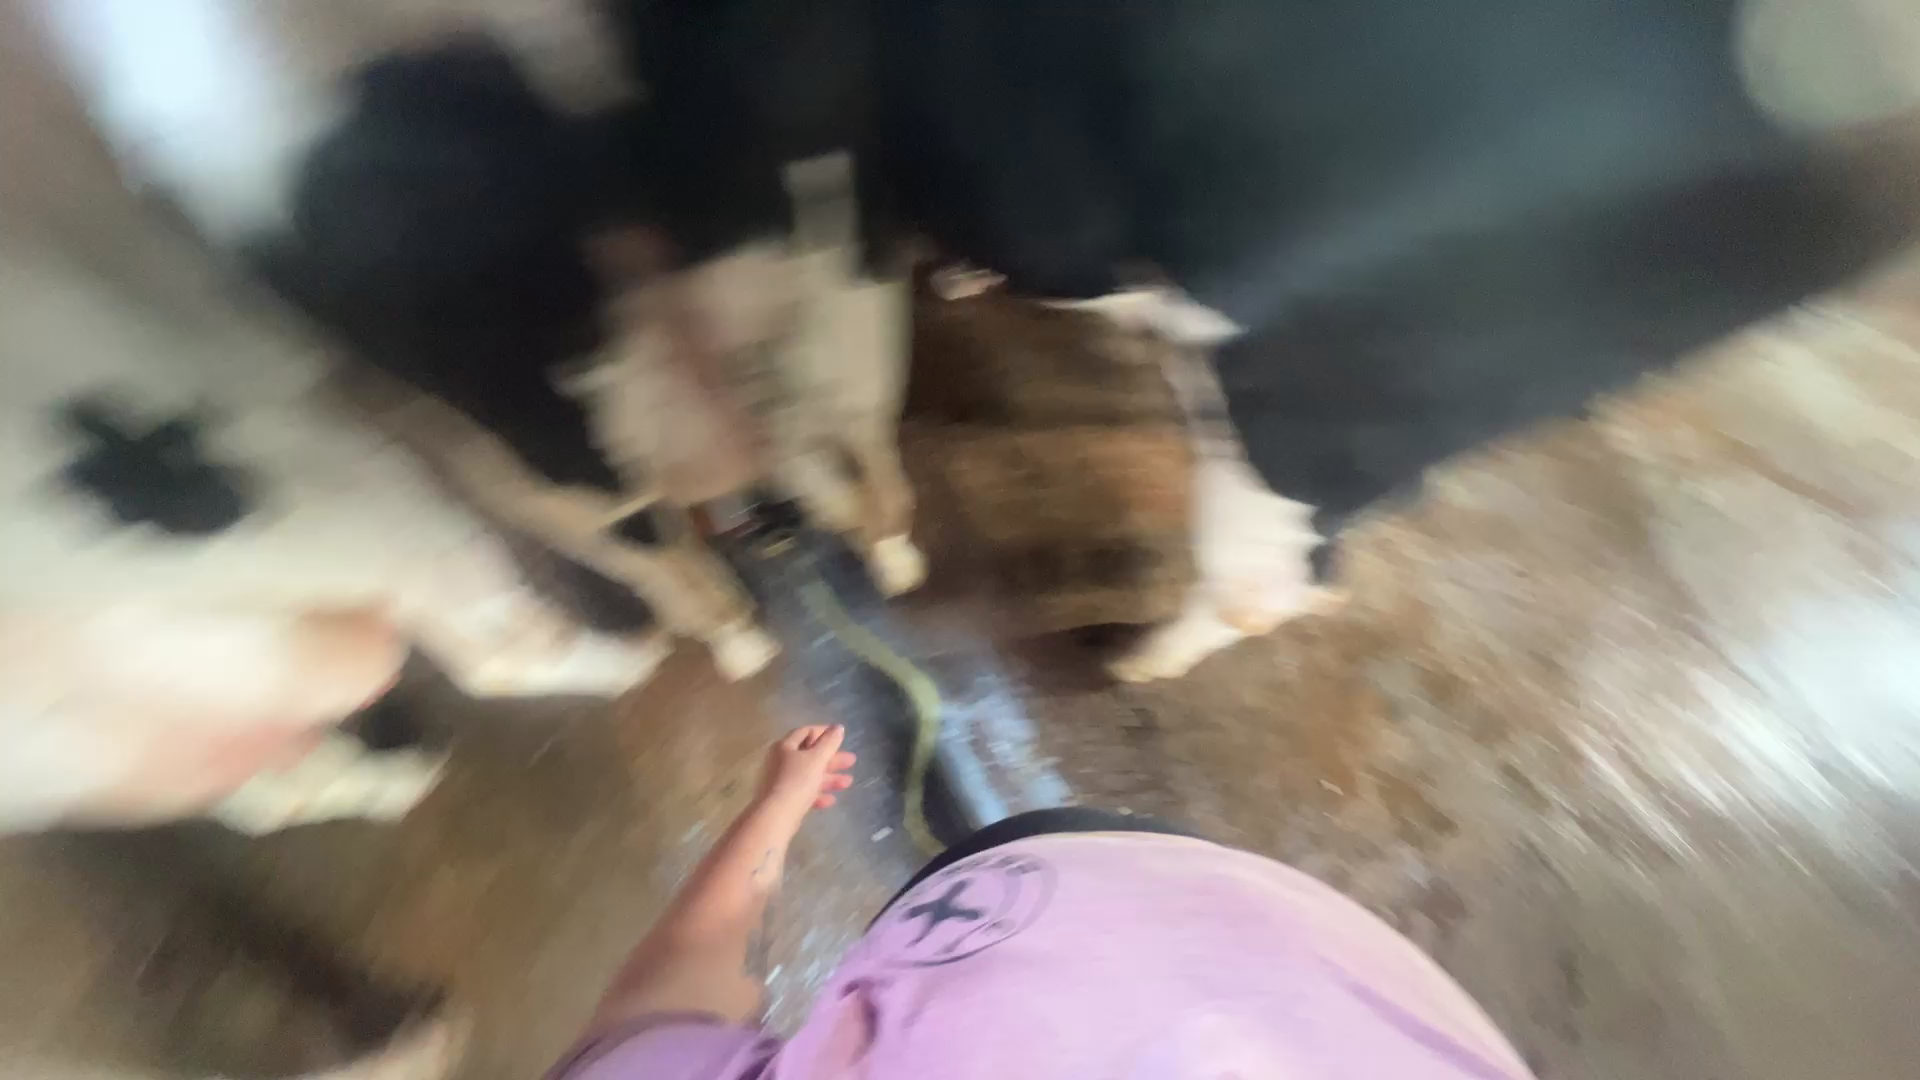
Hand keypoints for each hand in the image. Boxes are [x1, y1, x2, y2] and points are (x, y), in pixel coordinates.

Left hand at [756, 725, 855, 822]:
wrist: (775, 817)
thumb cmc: (797, 781)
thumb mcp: (817, 759)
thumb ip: (829, 743)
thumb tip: (838, 727)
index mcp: (785, 746)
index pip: (805, 732)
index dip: (823, 732)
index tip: (840, 737)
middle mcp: (780, 761)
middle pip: (809, 755)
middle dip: (832, 759)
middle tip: (851, 761)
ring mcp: (780, 781)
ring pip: (808, 775)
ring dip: (829, 777)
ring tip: (848, 782)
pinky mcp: (782, 800)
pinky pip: (803, 792)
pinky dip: (817, 793)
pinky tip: (831, 800)